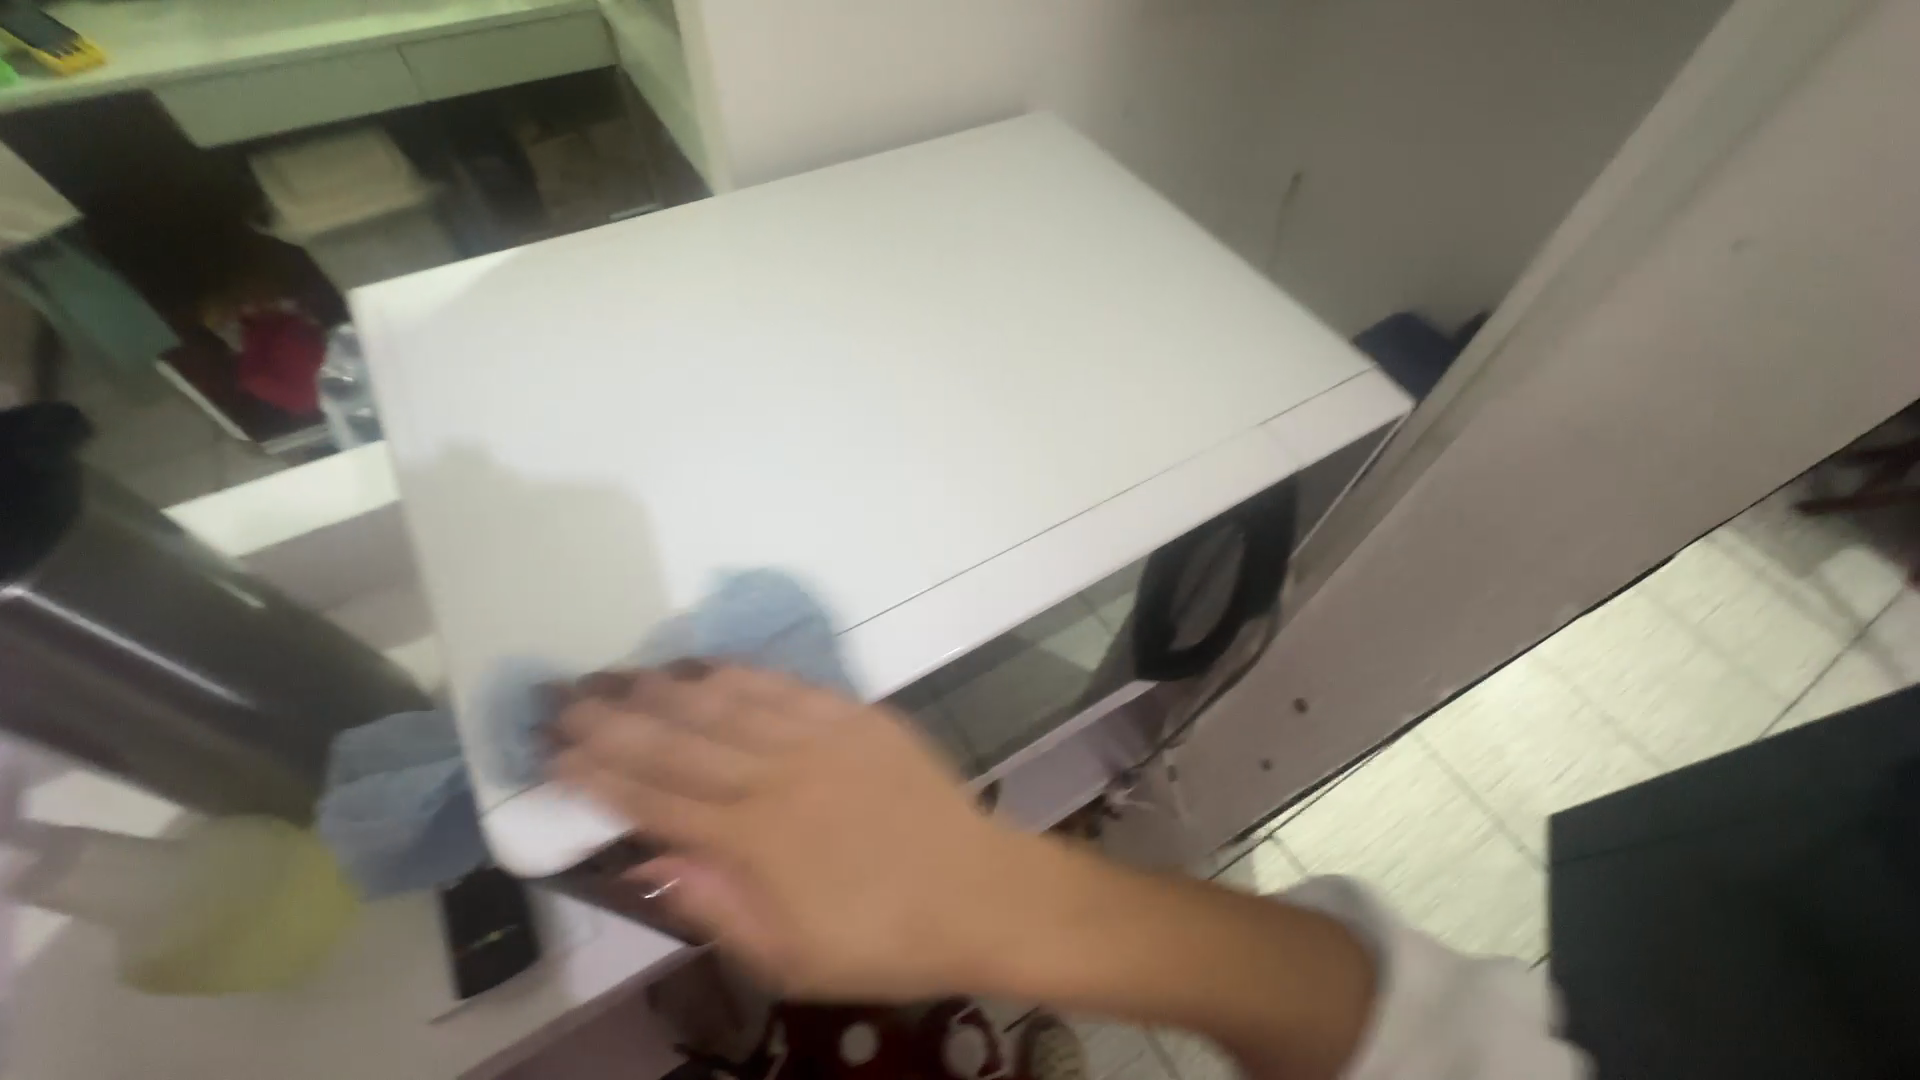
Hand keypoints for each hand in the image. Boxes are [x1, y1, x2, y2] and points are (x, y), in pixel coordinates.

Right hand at [552, 663, 1033, 1000]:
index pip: (656, 798)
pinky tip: (706, 664)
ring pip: (726, 703)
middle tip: (563, 696)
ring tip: (619, 673)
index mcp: (753, 841)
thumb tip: (643, 858)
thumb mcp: (786, 955)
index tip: (553, 751)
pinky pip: (786, 686)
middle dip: (613, 719)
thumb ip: (711, 903)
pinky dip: (739, 673)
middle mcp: (777, 776)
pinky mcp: (858, 717)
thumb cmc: (881, 939)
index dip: (599, 773)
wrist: (979, 892)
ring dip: (666, 686)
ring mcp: (820, 738)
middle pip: (679, 740)